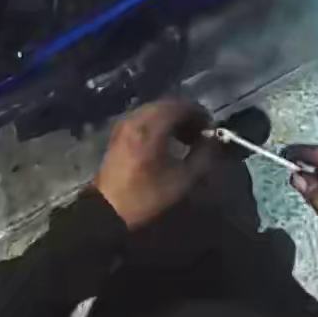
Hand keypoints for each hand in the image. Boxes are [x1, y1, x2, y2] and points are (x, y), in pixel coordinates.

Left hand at [92, 99, 214, 229]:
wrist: (105, 212)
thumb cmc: (144, 197)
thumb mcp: (180, 182)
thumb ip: (201, 158)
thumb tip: (212, 141)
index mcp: (151, 127)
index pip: (180, 106)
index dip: (199, 113)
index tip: (211, 128)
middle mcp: (137, 118)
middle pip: (168, 105)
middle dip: (187, 115)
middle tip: (200, 132)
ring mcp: (125, 123)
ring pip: (156, 109)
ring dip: (173, 118)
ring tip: (187, 137)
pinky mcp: (119, 131)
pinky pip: (145, 116)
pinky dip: (160, 122)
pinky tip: (167, 140)